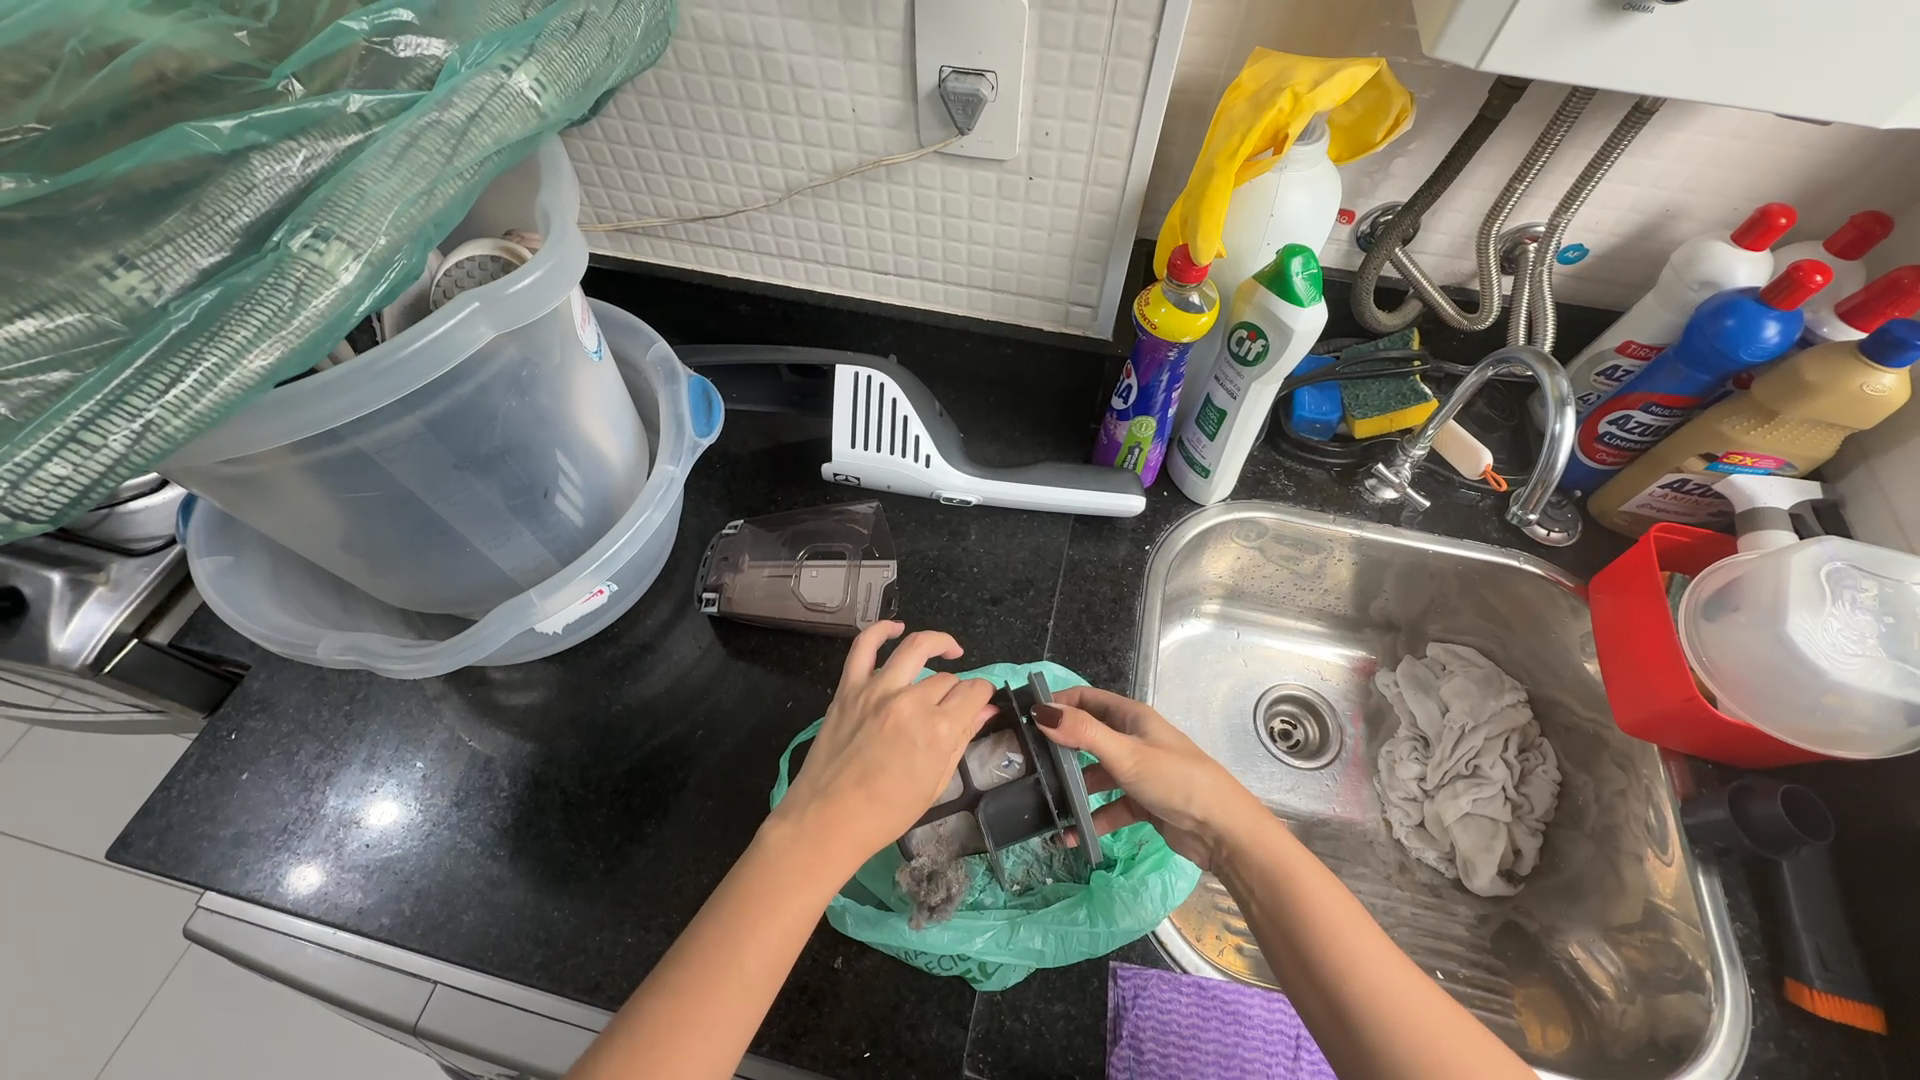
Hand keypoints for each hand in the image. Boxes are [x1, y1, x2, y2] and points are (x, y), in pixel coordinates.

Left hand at [771, 621, 998, 869]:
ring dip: (938, 642)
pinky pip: (864, 646)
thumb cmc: (887, 814)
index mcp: (938, 730)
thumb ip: (962, 738)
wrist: (828, 821)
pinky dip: (881, 629)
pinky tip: (896, 627)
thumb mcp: (936, 783)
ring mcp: (877, 691)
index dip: (983, 695)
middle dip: (958, 688)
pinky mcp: (849, 688)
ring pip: (915, 648)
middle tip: (955, 704)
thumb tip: (985, 710)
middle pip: (947, 677)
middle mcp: (911, 702)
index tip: (980, 702)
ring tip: (949, 650)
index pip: (973, 692)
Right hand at [1035, 686, 1268, 872]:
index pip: (1087, 699)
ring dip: (1072, 791)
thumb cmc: (1175, 780)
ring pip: (1095, 775)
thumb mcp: (1125, 754)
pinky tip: (1071, 836)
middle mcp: (1133, 740)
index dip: (1058, 704)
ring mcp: (1137, 773)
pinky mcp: (1141, 803)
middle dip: (1059, 750)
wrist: (1222, 831)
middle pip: (1087, 738)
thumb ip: (1082, 733)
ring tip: (1044, 805)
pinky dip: (1090, 819)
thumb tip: (1040, 712)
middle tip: (1026, 765)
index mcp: (1132, 718)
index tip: (1026, 718)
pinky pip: (1107, 807)